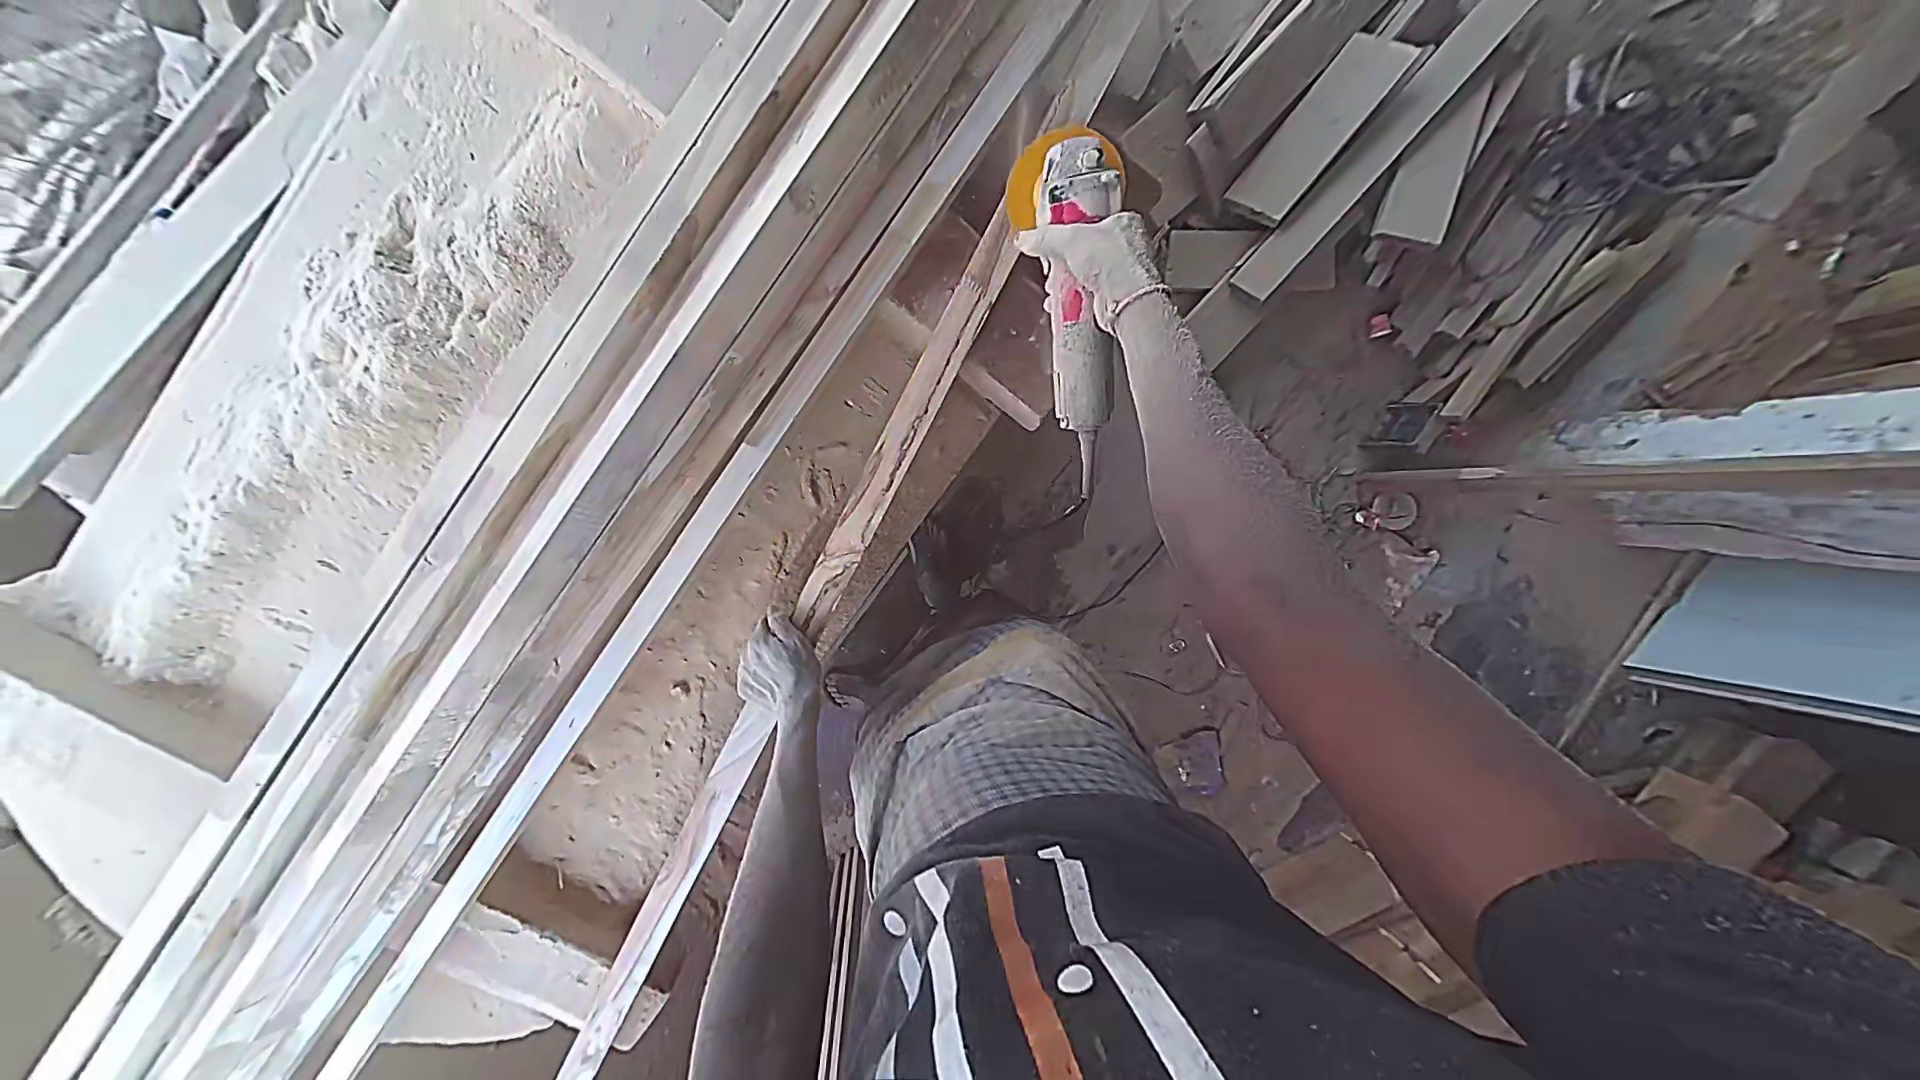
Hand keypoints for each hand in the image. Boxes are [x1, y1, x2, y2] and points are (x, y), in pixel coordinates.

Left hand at [737, 610, 821, 726]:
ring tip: (782, 668)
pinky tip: (774, 679)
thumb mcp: (797, 640)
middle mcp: (746, 655)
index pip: (764, 622)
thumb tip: (772, 610)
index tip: (790, 635)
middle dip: (770, 643)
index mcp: (758, 640)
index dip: (779, 627)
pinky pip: (752, 673)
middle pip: (757, 640)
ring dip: (764, 658)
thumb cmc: (801, 671)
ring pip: (753, 656)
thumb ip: (780, 622)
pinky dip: (761, 674)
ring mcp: (743, 672)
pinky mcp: (745, 687)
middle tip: (789, 653)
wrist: (796, 703)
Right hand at [1015, 212, 1161, 327]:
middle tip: (1053, 265)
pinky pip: (1088, 295)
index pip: (1093, 220)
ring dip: (1066, 282)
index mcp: (1123, 222)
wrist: (1124, 301)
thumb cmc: (1111, 261)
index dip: (1072, 229)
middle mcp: (1127, 247)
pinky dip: (1073, 300)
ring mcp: (1122, 274)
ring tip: (1054, 286)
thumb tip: (1025, 240)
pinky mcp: (1115, 298)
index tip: (1056, 237)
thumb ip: (1045, 237)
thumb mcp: (1069, 239)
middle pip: (1086, 250)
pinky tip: (1061, 302)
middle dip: (1064, 262)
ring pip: (1086, 275)